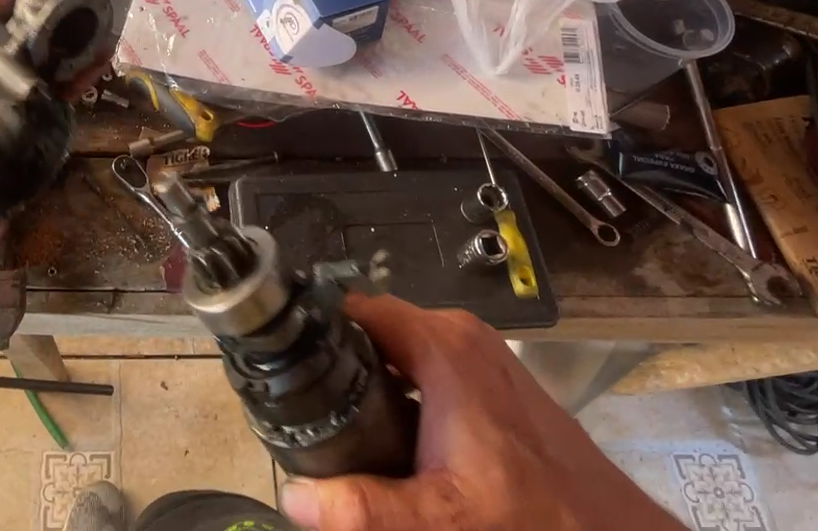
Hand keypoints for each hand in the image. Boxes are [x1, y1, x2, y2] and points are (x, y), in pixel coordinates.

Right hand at [278, 295, 681, 530]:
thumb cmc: (534, 519)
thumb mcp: (444, 521)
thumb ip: (365, 510)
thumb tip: (291, 498)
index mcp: (440, 345)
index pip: (356, 308)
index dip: (316, 329)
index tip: (283, 361)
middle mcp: (458, 334)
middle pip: (374, 329)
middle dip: (338, 362)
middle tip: (304, 405)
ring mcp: (478, 352)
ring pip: (399, 347)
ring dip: (369, 377)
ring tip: (335, 421)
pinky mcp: (490, 374)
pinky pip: (425, 363)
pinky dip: (399, 388)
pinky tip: (388, 434)